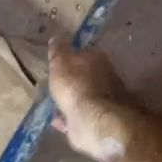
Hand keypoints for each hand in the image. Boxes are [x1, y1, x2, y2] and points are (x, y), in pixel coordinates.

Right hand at [47, 40, 134, 161]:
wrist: (92, 120)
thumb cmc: (75, 85)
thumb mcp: (60, 62)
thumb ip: (58, 51)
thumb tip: (56, 39)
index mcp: (98, 60)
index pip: (85, 54)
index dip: (72, 58)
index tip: (60, 63)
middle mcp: (106, 78)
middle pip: (87, 76)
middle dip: (74, 80)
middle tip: (58, 84)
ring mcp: (104, 102)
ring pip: (85, 97)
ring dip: (72, 100)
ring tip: (55, 103)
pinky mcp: (98, 121)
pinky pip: (80, 117)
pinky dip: (69, 117)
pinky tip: (57, 120)